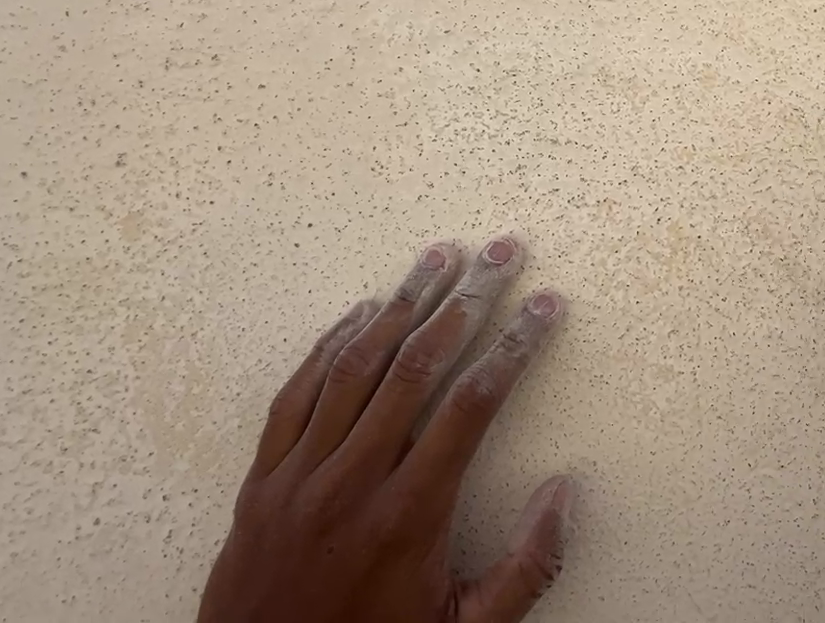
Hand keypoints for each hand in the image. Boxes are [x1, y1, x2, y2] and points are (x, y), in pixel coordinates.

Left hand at [198, 236, 571, 622]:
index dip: (515, 346)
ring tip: (440, 257)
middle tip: (501, 254)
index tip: (545, 305)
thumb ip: (527, 570)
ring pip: (357, 366)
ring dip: (405, 304)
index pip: (472, 405)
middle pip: (418, 366)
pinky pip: (295, 394)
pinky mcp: (260, 482)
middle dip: (468, 300)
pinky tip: (363, 311)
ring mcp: (299, 478)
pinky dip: (331, 344)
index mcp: (407, 517)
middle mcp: (351, 484)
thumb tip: (564, 493)